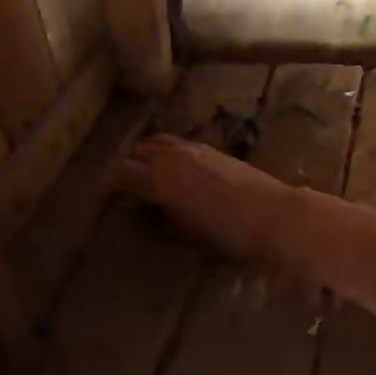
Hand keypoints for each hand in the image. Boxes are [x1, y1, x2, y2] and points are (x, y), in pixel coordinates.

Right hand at [116, 135, 295, 259]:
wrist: (274, 214)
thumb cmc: (228, 232)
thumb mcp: (187, 230)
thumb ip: (163, 215)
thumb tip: (146, 207)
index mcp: (160, 178)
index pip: (121, 173)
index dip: (108, 182)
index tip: (101, 192)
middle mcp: (172, 156)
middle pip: (138, 152)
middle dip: (125, 164)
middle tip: (118, 180)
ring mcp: (194, 149)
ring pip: (159, 142)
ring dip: (147, 152)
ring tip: (141, 166)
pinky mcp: (213, 149)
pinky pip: (179, 144)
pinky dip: (167, 150)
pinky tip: (172, 163)